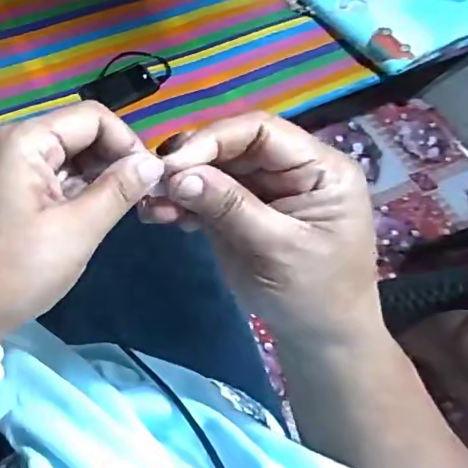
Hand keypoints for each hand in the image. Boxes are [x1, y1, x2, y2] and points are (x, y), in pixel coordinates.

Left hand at [0, 102, 164, 343]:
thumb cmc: (17, 271)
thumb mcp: (78, 230)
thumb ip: (118, 189)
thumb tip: (153, 162)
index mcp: (23, 141)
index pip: (92, 117)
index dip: (126, 142)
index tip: (148, 179)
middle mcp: (8, 143)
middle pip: (76, 132)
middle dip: (111, 159)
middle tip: (137, 198)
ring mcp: (1, 166)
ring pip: (64, 155)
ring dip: (94, 176)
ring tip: (117, 209)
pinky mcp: (1, 189)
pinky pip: (46, 175)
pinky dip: (71, 189)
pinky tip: (88, 214)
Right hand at [139, 111, 379, 342]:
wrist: (317, 335)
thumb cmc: (315, 292)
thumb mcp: (277, 249)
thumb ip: (229, 207)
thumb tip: (177, 176)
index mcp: (317, 168)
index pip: (261, 131)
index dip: (213, 139)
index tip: (173, 164)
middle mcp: (286, 169)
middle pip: (229, 146)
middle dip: (188, 162)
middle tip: (153, 184)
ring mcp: (258, 189)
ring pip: (208, 169)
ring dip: (175, 184)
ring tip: (150, 204)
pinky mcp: (234, 210)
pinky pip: (200, 194)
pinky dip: (176, 203)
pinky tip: (156, 216)